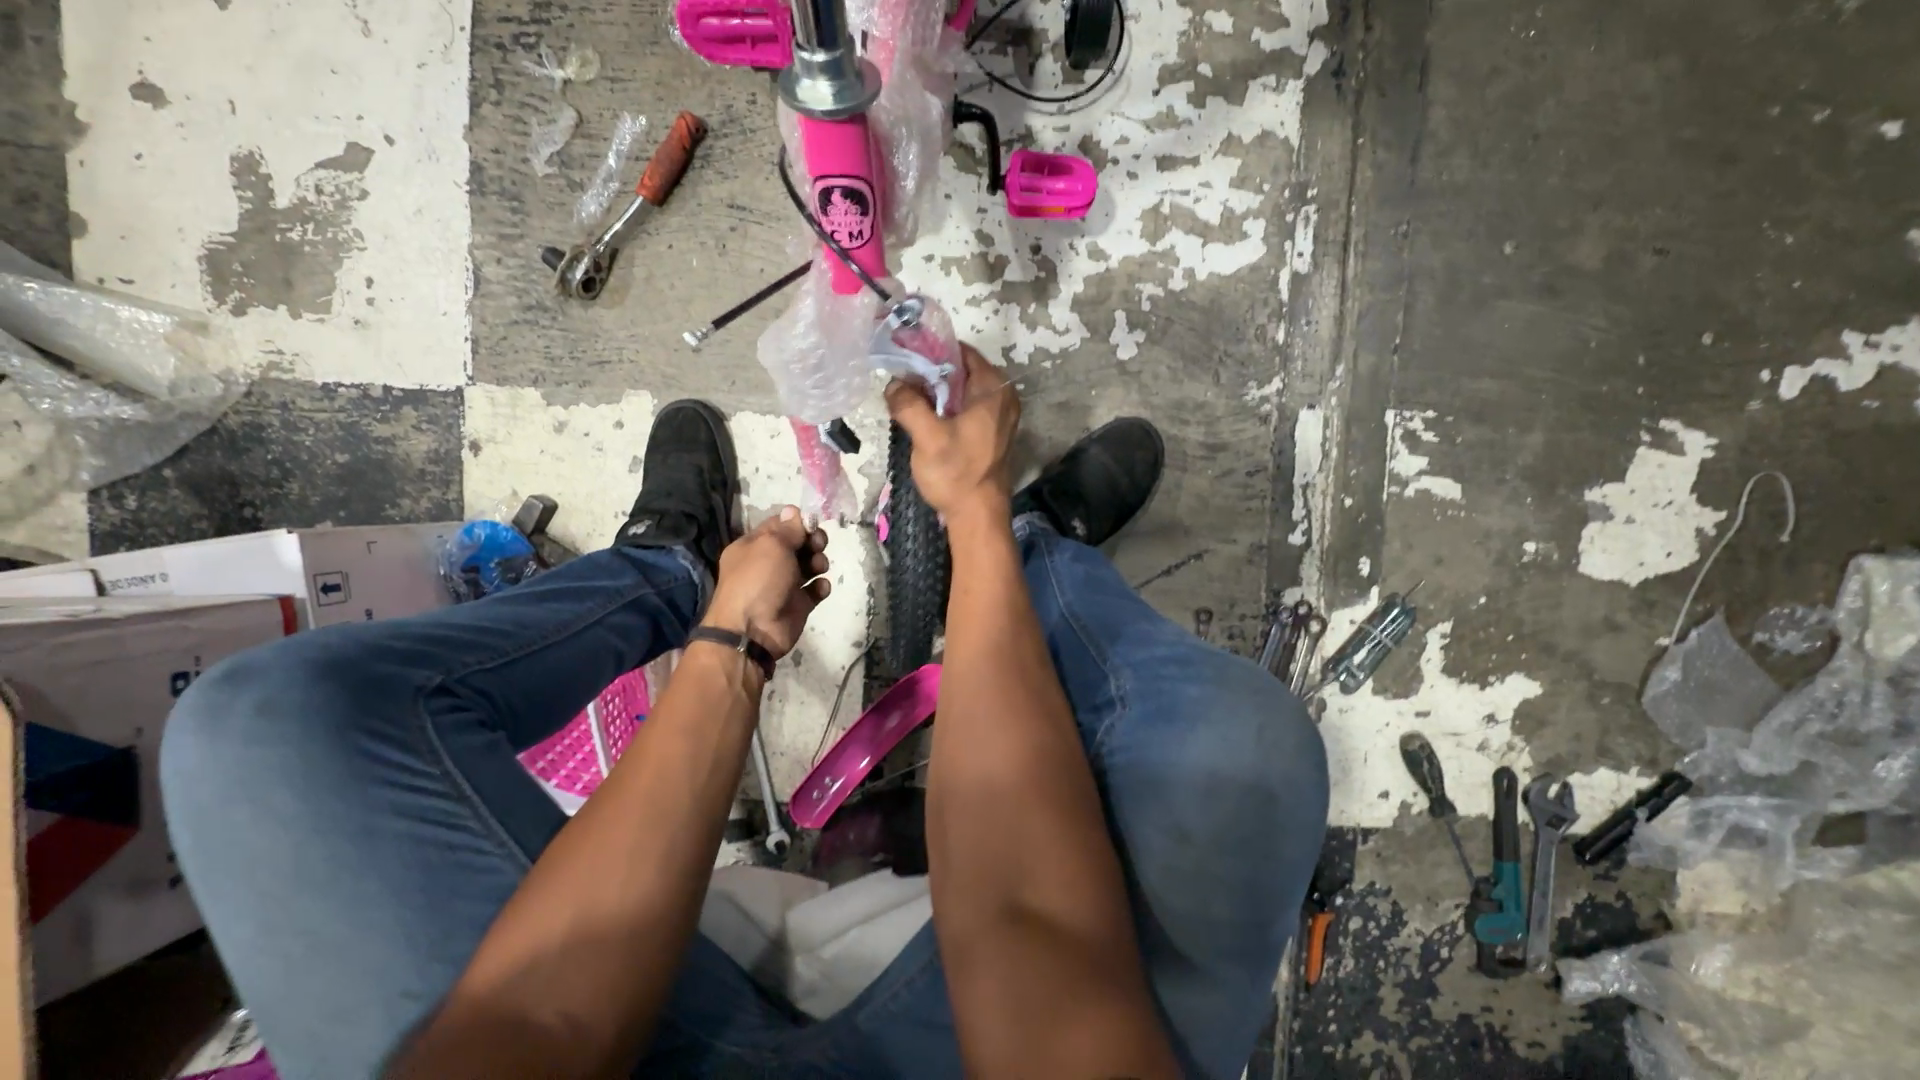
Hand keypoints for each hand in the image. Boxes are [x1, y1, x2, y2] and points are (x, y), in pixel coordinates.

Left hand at [702, 506, 830, 659]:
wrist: (752, 631)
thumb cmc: (758, 580)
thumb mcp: (771, 545)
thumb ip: (788, 528)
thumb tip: (793, 510)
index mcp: (754, 546)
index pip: (780, 526)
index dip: (798, 523)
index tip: (812, 525)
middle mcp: (768, 563)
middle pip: (798, 544)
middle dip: (812, 542)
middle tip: (818, 546)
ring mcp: (783, 585)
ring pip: (808, 565)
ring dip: (818, 562)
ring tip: (818, 568)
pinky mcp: (797, 605)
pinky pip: (814, 590)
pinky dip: (820, 587)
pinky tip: (819, 588)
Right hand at [884, 343, 1020, 524]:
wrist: (978, 516)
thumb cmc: (956, 474)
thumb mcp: (927, 436)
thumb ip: (909, 404)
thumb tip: (893, 384)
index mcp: (993, 389)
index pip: (961, 352)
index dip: (930, 350)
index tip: (903, 356)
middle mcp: (1002, 396)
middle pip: (961, 371)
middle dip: (930, 373)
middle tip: (900, 381)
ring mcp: (999, 416)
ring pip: (962, 391)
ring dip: (936, 393)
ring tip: (907, 399)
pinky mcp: (992, 433)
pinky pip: (966, 409)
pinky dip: (946, 408)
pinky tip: (924, 418)